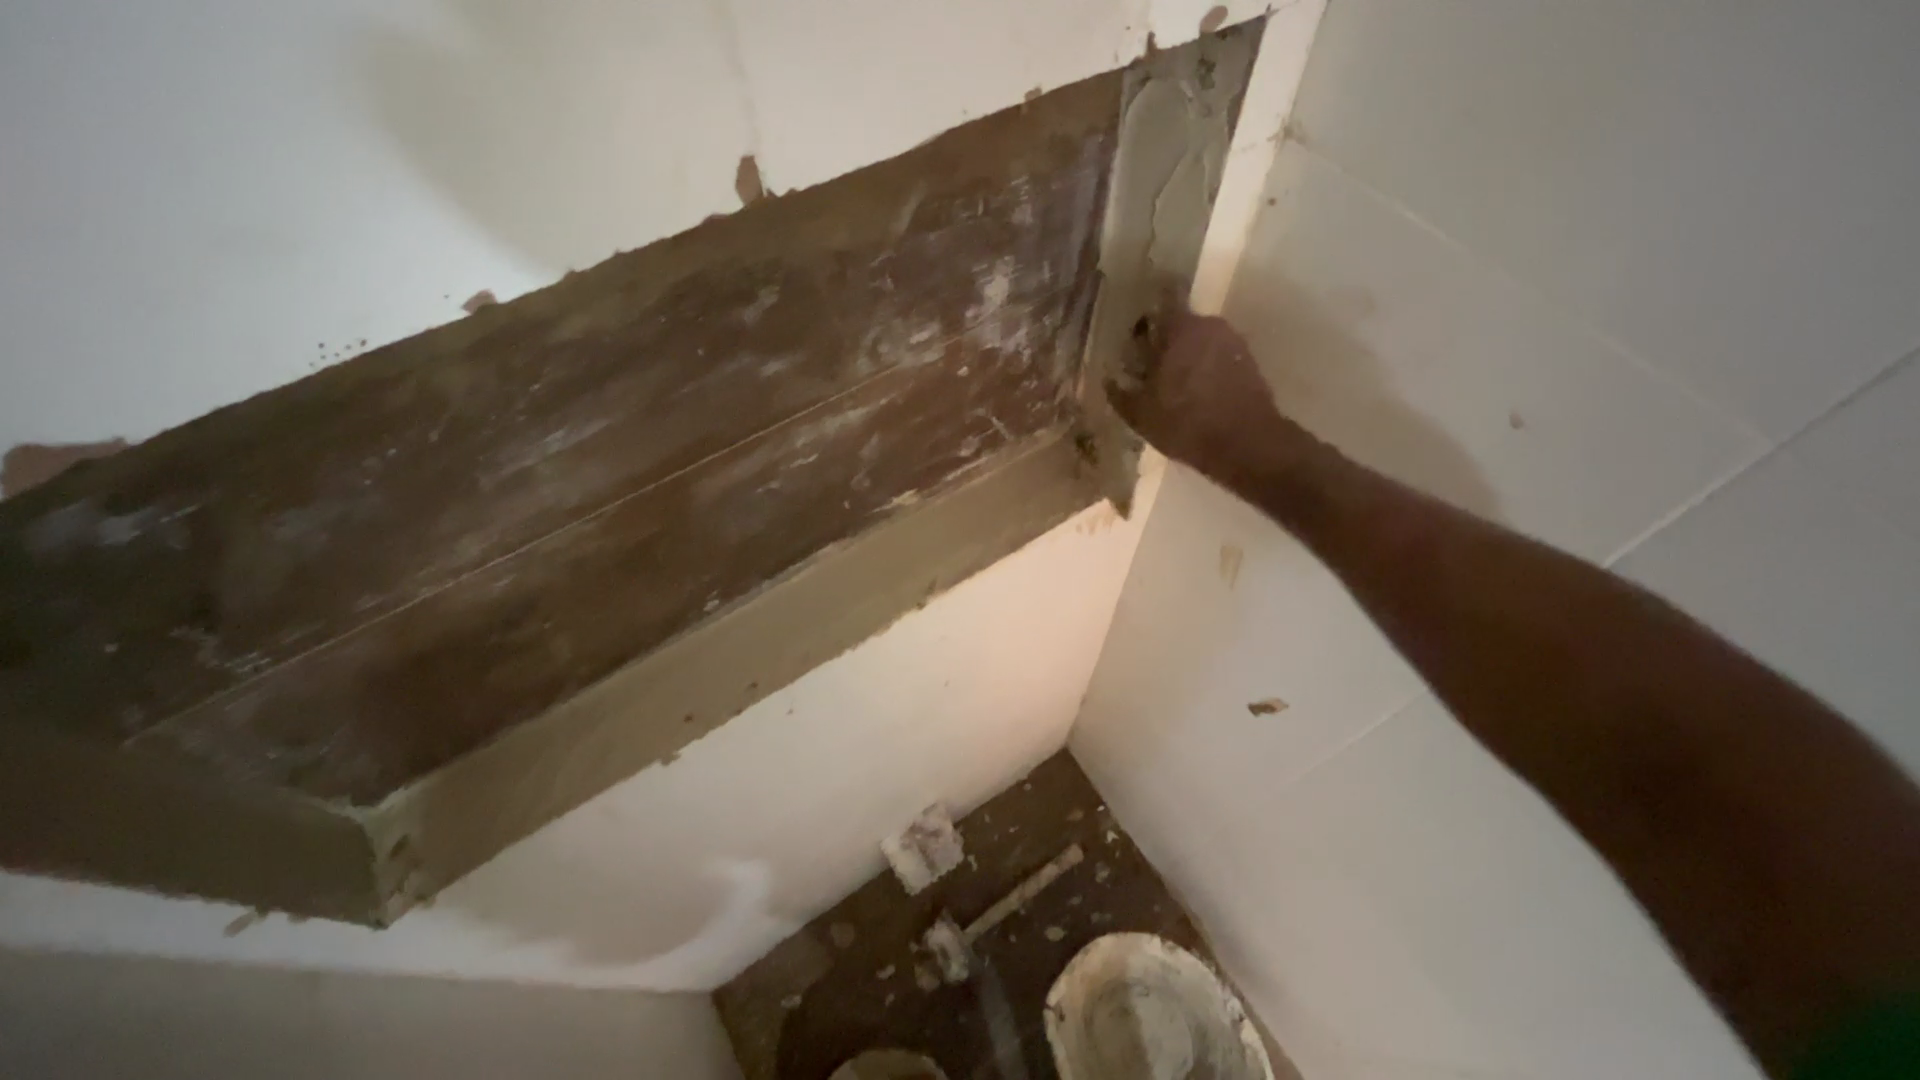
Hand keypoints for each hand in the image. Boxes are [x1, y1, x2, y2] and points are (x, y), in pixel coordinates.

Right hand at [1106, 303, 1310, 485]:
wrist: (1246, 445)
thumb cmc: (1186, 423)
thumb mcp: (1141, 415)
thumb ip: (1120, 392)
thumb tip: (1108, 378)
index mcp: (1181, 328)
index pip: (1164, 298)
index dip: (1149, 309)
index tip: (1137, 324)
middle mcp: (1210, 326)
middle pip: (1182, 324)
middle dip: (1165, 340)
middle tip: (1148, 364)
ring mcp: (1234, 343)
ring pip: (1201, 342)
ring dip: (1187, 357)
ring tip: (1171, 384)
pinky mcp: (1250, 365)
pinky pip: (1218, 358)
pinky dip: (1206, 370)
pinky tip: (1195, 395)